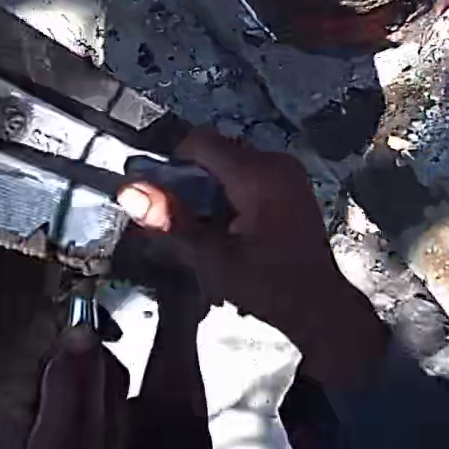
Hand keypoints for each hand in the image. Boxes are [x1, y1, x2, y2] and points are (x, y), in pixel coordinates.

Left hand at [0, 326, 127, 448]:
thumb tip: (81, 326)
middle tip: (99, 436)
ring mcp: (29, 416)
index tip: (113, 362)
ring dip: (102, 418)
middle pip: (77, 361)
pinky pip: (82, 417)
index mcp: (12, 391)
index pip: (56, 334)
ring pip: (85, 389)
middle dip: (100, 392)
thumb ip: (70, 386)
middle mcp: (18, 395)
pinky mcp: (42, 436)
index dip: (90, 340)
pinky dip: (96, 436)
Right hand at [118, 129, 387, 386]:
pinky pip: (248, 172)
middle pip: (215, 152)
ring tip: (206, 225)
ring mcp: (287, 170)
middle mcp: (275, 161)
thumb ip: (169, 220)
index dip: (171, 161)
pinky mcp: (291, 182)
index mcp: (257, 173)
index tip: (159, 192)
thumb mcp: (211, 257)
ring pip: (230, 162)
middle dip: (190, 179)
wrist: (321, 306)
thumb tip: (127, 191)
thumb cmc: (268, 285)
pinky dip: (229, 191)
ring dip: (209, 187)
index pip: (200, 142)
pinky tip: (227, 224)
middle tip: (182, 216)